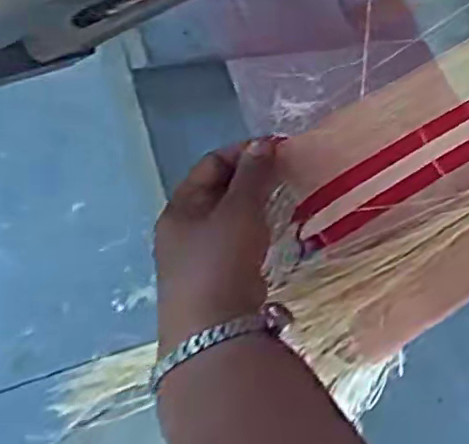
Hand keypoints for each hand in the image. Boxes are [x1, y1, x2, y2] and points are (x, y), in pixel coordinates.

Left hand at [155, 138, 280, 354]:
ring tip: (285, 192)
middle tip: (287, 168)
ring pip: (229, 208)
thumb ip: (253, 172)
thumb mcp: (241, 208)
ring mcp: (195, 248)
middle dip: (253, 172)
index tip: (281, 149)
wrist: (212, 325)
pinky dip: (255, 218)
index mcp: (181, 206)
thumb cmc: (222, 257)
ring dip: (256, 195)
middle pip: (219, 184)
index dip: (245, 150)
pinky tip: (274, 222)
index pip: (213, 162)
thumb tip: (263, 143)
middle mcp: (182, 224)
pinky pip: (235, 229)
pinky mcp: (213, 266)